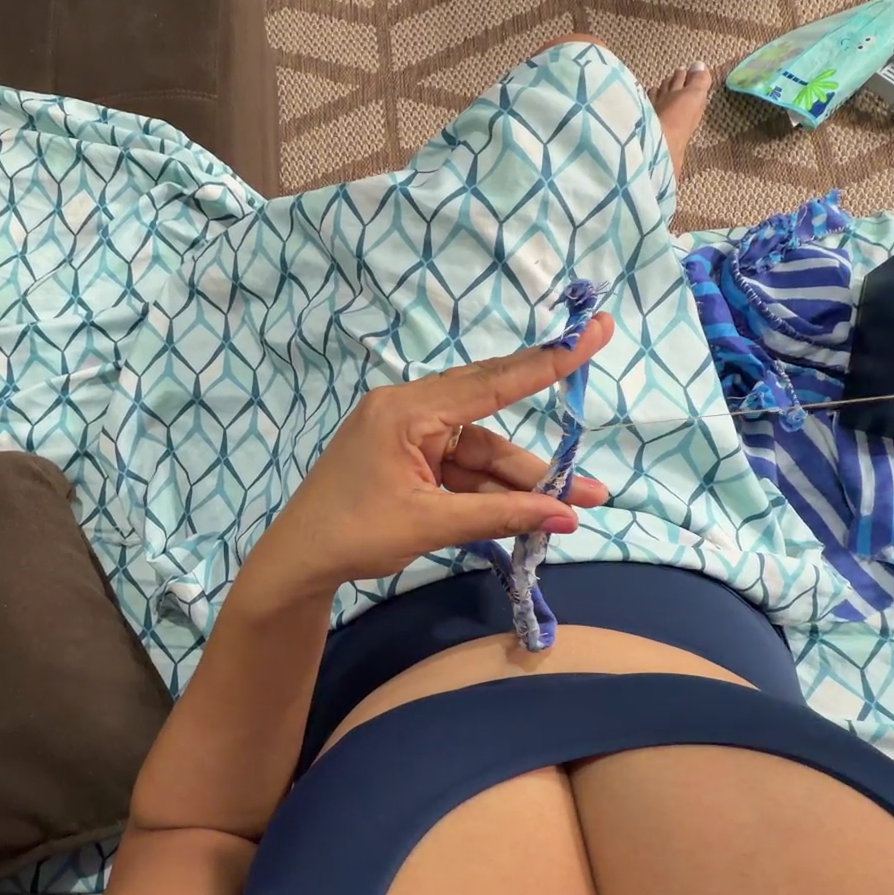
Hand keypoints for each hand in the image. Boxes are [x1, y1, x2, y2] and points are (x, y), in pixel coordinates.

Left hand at [243, 314, 615, 597]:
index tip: (594, 332)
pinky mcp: (407, 462)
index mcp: (407, 410)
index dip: (548, 363)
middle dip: (539, 459)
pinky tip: (527, 513)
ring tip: (575, 507)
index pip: (490, 382)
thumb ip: (500, 515)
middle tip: (594, 465)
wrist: (299, 562)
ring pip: (478, 456)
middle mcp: (410, 412)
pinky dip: (488, 494)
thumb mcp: (430, 524)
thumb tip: (569, 516)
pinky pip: (459, 471)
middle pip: (489, 424)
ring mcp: (408, 438)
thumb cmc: (354, 534)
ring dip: (519, 484)